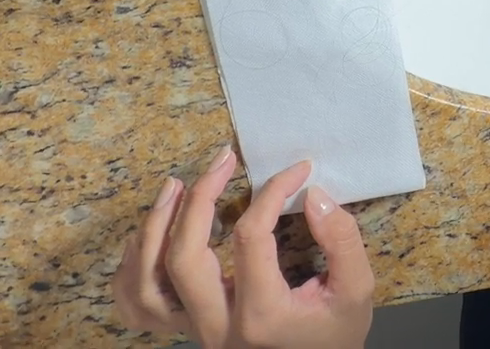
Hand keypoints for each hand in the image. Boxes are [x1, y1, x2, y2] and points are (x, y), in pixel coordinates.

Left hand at [115, 150, 375, 348]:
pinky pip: (140, 307)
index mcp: (261, 313)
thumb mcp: (356, 289)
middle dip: (199, 199)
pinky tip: (148, 235)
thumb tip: (314, 194)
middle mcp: (218, 325)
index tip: (299, 169)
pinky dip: (132, 269)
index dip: (274, 191)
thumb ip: (342, 240)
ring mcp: (196, 331)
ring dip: (156, 227)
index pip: (252, 235)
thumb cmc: (336, 334)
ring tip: (176, 185)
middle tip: (223, 159)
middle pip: (184, 258)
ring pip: (150, 283)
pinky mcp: (189, 331)